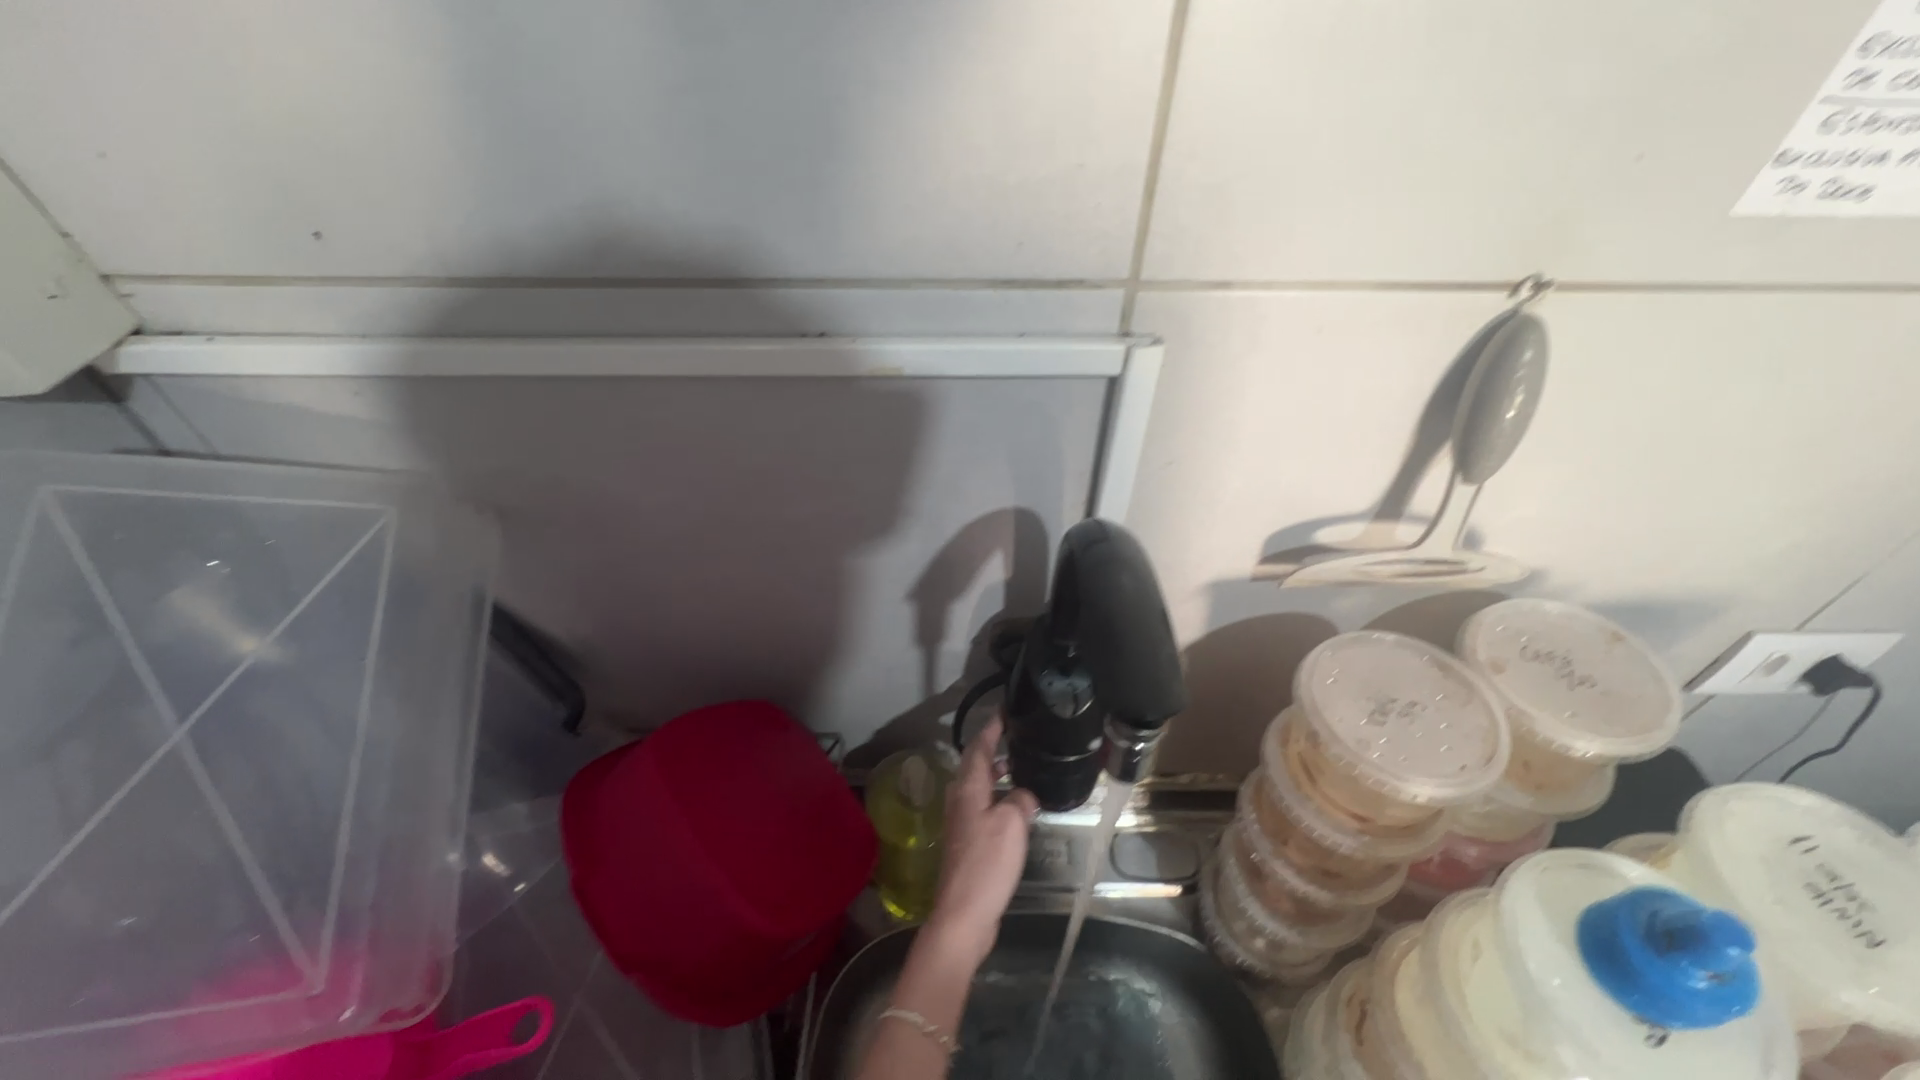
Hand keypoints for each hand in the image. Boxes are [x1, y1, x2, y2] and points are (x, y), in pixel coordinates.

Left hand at [924, 715, 1037, 964]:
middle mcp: (960, 799)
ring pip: (980, 787)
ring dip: (999, 775)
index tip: (1005, 712)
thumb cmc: (987, 863)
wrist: (964, 913)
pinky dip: (1000, 799)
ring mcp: (961, 822)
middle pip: (976, 765)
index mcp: (967, 788)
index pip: (979, 747)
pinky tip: (1018, 809)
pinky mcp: (968, 843)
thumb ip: (1020, 799)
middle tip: (1020, 738)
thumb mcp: (1012, 823)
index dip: (992, 728)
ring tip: (1023, 768)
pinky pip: (984, 808)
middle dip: (995, 749)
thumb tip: (1024, 795)